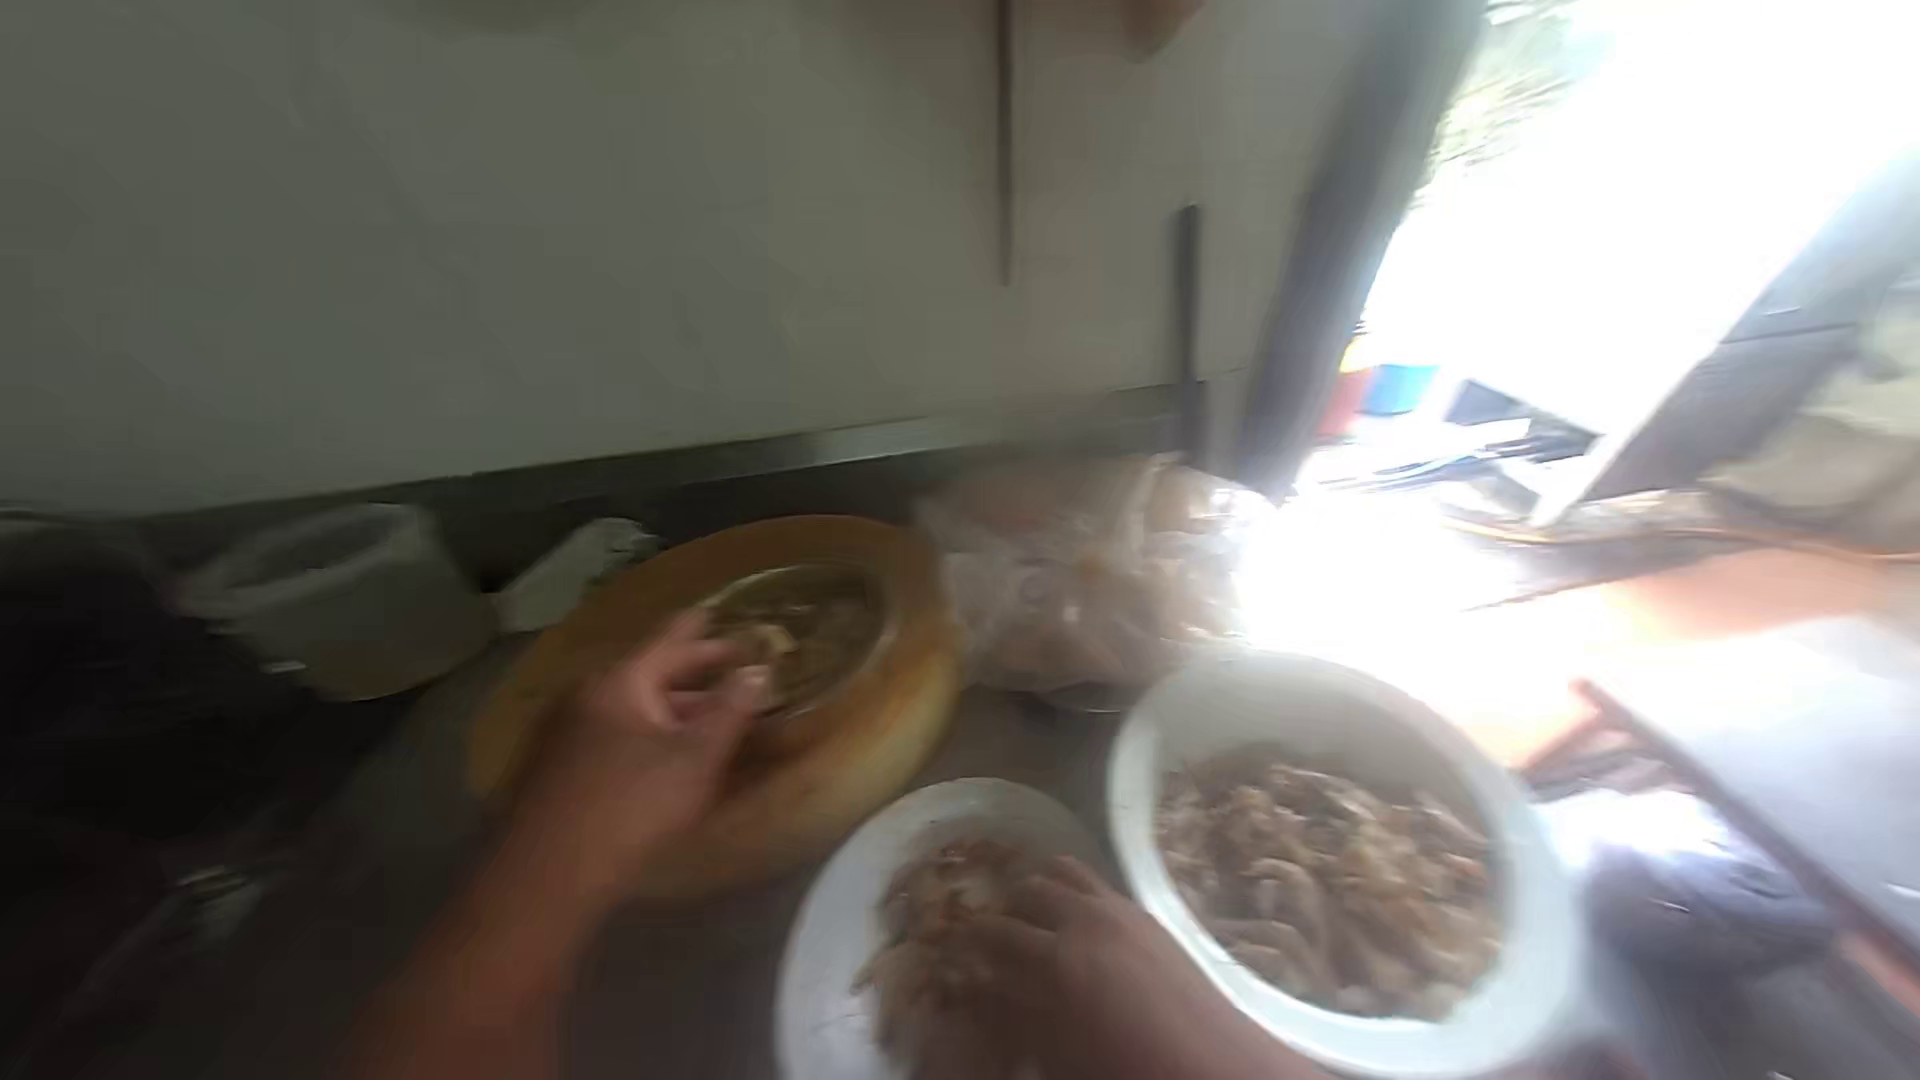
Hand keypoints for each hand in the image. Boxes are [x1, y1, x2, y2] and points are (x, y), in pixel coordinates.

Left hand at [501, 609, 768, 909]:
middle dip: (694, 671)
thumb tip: (758, 671)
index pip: (668, 640)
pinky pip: (618, 733)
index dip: (702, 630)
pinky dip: (652, 731)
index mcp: (618, 684)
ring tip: (710, 711)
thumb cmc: (629, 807)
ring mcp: (566, 735)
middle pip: (651, 673)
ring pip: (635, 707)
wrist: (541, 885)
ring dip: (675, 706)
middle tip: (730, 665)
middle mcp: (587, 698)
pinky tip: (670, 752)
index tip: (722, 613)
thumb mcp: (696, 756)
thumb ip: (731, 709)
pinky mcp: (558, 770)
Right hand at [970, 857, 1321, 1079]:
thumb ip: (1026, 1019)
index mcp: (1061, 961)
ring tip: (1032, 904)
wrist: (1219, 1070)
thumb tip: (993, 991)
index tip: (962, 941)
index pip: (1000, 936)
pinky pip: (1095, 880)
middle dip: (1007, 905)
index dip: (976, 937)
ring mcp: (1116, 908)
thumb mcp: (1066, 1056)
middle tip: (997, 926)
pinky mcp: (1141, 910)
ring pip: (1063, 869)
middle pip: (1029, 890)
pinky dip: (1073, 886)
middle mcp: (1084, 919)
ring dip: (1040, 883)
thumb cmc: (1133, 1074)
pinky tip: (1075, 912)